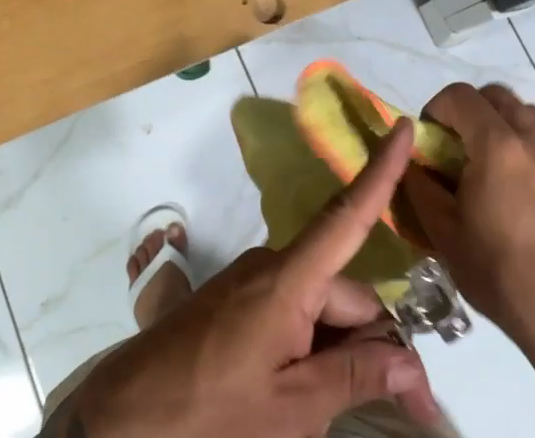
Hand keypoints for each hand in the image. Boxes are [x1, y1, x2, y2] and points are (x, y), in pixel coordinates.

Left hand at [51, 119, 441, 437]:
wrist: (123, 417)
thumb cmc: (209, 408)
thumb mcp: (292, 407)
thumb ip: (353, 376)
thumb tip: (410, 361)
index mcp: (288, 281)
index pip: (346, 216)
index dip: (380, 172)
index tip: (404, 126)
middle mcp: (271, 269)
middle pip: (346, 294)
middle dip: (379, 343)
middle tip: (411, 405)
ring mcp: (250, 286)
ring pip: (320, 310)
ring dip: (345, 351)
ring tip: (354, 407)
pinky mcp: (235, 305)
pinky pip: (292, 316)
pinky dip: (313, 348)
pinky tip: (314, 390)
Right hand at [405, 84, 534, 437]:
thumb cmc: (500, 272)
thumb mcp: (443, 232)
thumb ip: (420, 188)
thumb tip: (411, 165)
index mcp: (496, 145)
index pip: (459, 95)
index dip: (435, 110)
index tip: (426, 144)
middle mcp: (531, 138)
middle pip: (494, 96)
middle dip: (467, 111)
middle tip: (451, 149)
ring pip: (523, 113)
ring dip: (497, 123)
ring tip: (482, 164)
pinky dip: (519, 143)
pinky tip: (509, 187)